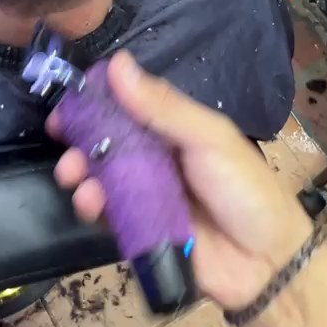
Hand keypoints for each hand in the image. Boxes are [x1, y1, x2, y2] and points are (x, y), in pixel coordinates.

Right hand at [50, 53, 313, 310]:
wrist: (266, 263)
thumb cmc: (245, 189)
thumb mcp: (208, 138)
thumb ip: (162, 106)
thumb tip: (117, 63)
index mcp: (172, 129)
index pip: (126, 105)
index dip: (95, 100)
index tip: (68, 97)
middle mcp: (153, 157)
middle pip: (104, 139)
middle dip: (78, 136)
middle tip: (59, 134)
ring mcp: (142, 193)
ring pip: (99, 175)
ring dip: (78, 170)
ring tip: (72, 173)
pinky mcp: (135, 229)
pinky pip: (104, 213)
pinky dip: (90, 205)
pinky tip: (89, 202)